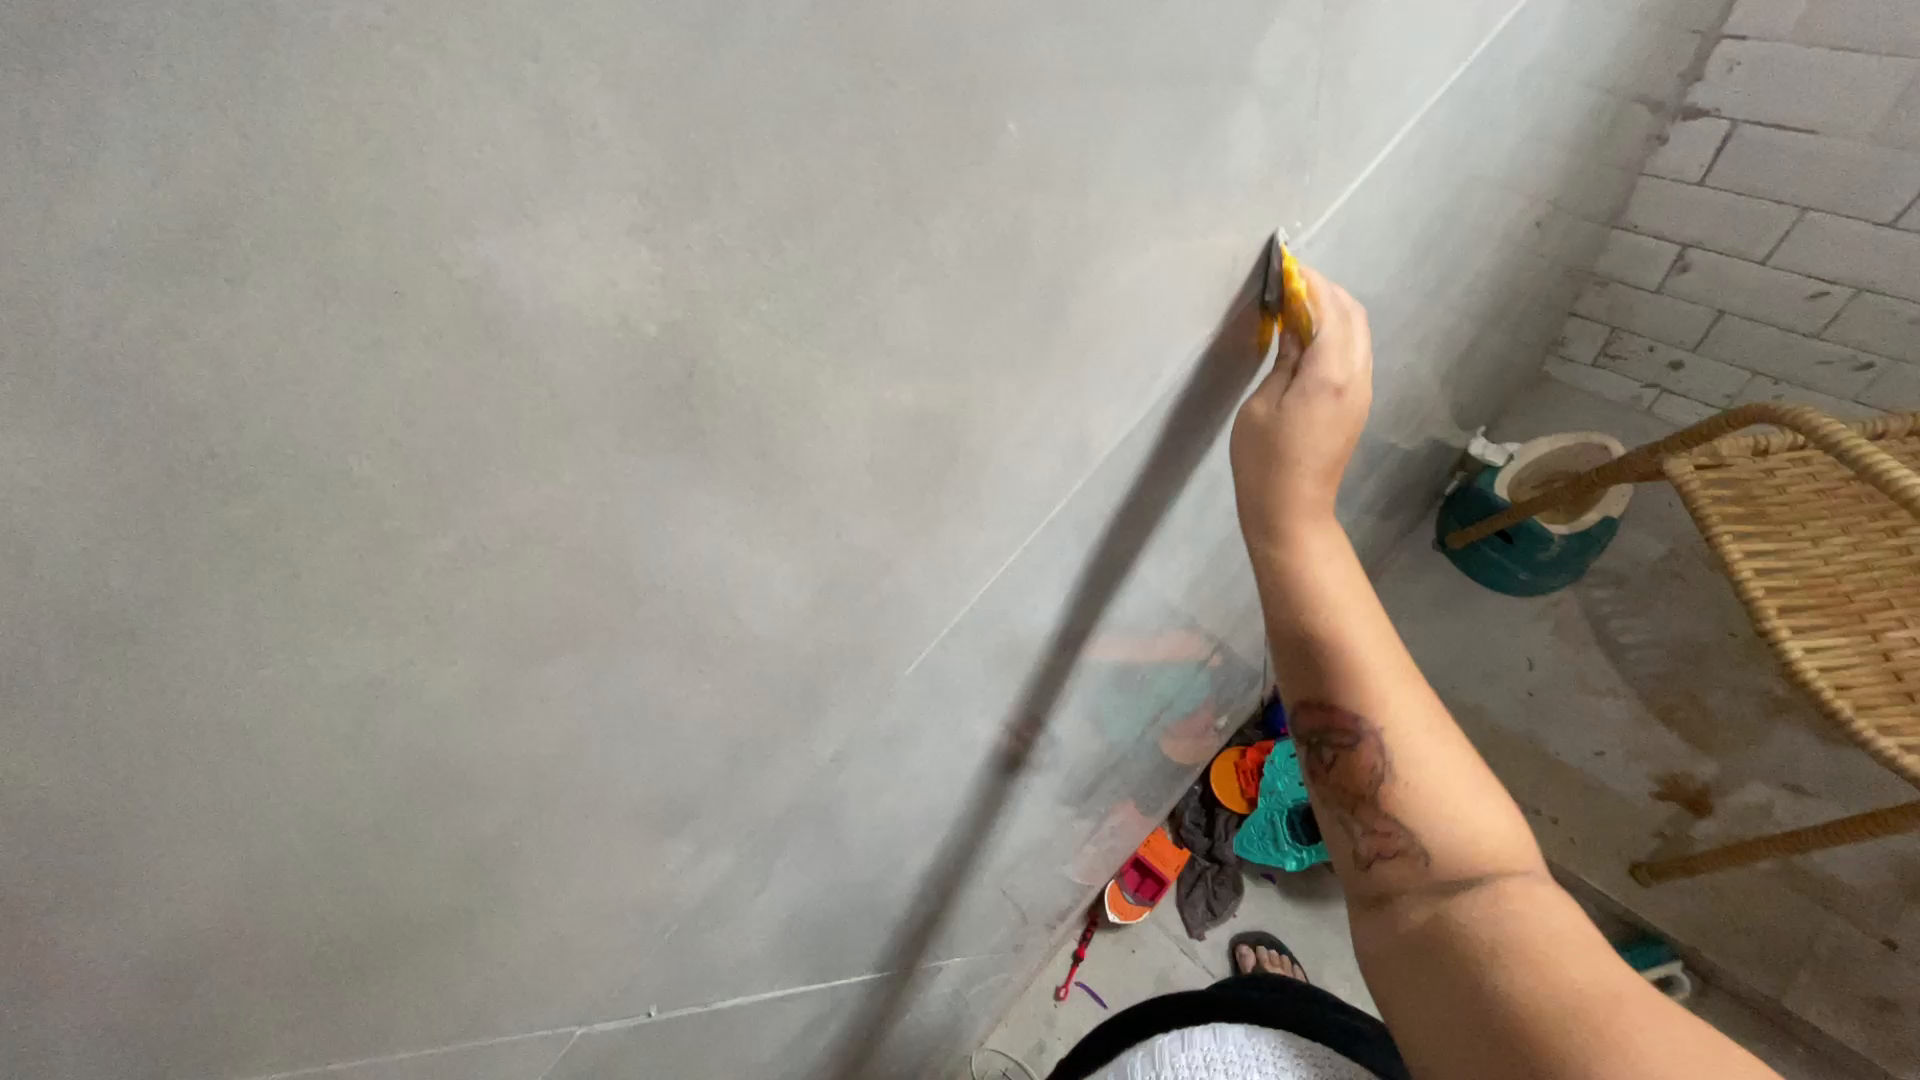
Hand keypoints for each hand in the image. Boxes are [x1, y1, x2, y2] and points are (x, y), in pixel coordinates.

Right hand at [1229, 264, 1372, 552]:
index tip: (1284, 265)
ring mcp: (1363, 390)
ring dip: (1332, 309)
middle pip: (1352, 314)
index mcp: (1330, 374)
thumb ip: (1285, 359)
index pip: (1327, 309)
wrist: (1291, 509)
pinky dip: (1336, 331)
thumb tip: (1295, 327)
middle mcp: (1357, 375)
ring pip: (1358, 331)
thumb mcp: (1261, 405)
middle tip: (1290, 280)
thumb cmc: (1264, 460)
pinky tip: (1309, 334)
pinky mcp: (1358, 402)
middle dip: (1324, 289)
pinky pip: (1354, 351)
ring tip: (1297, 302)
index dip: (1308, 282)